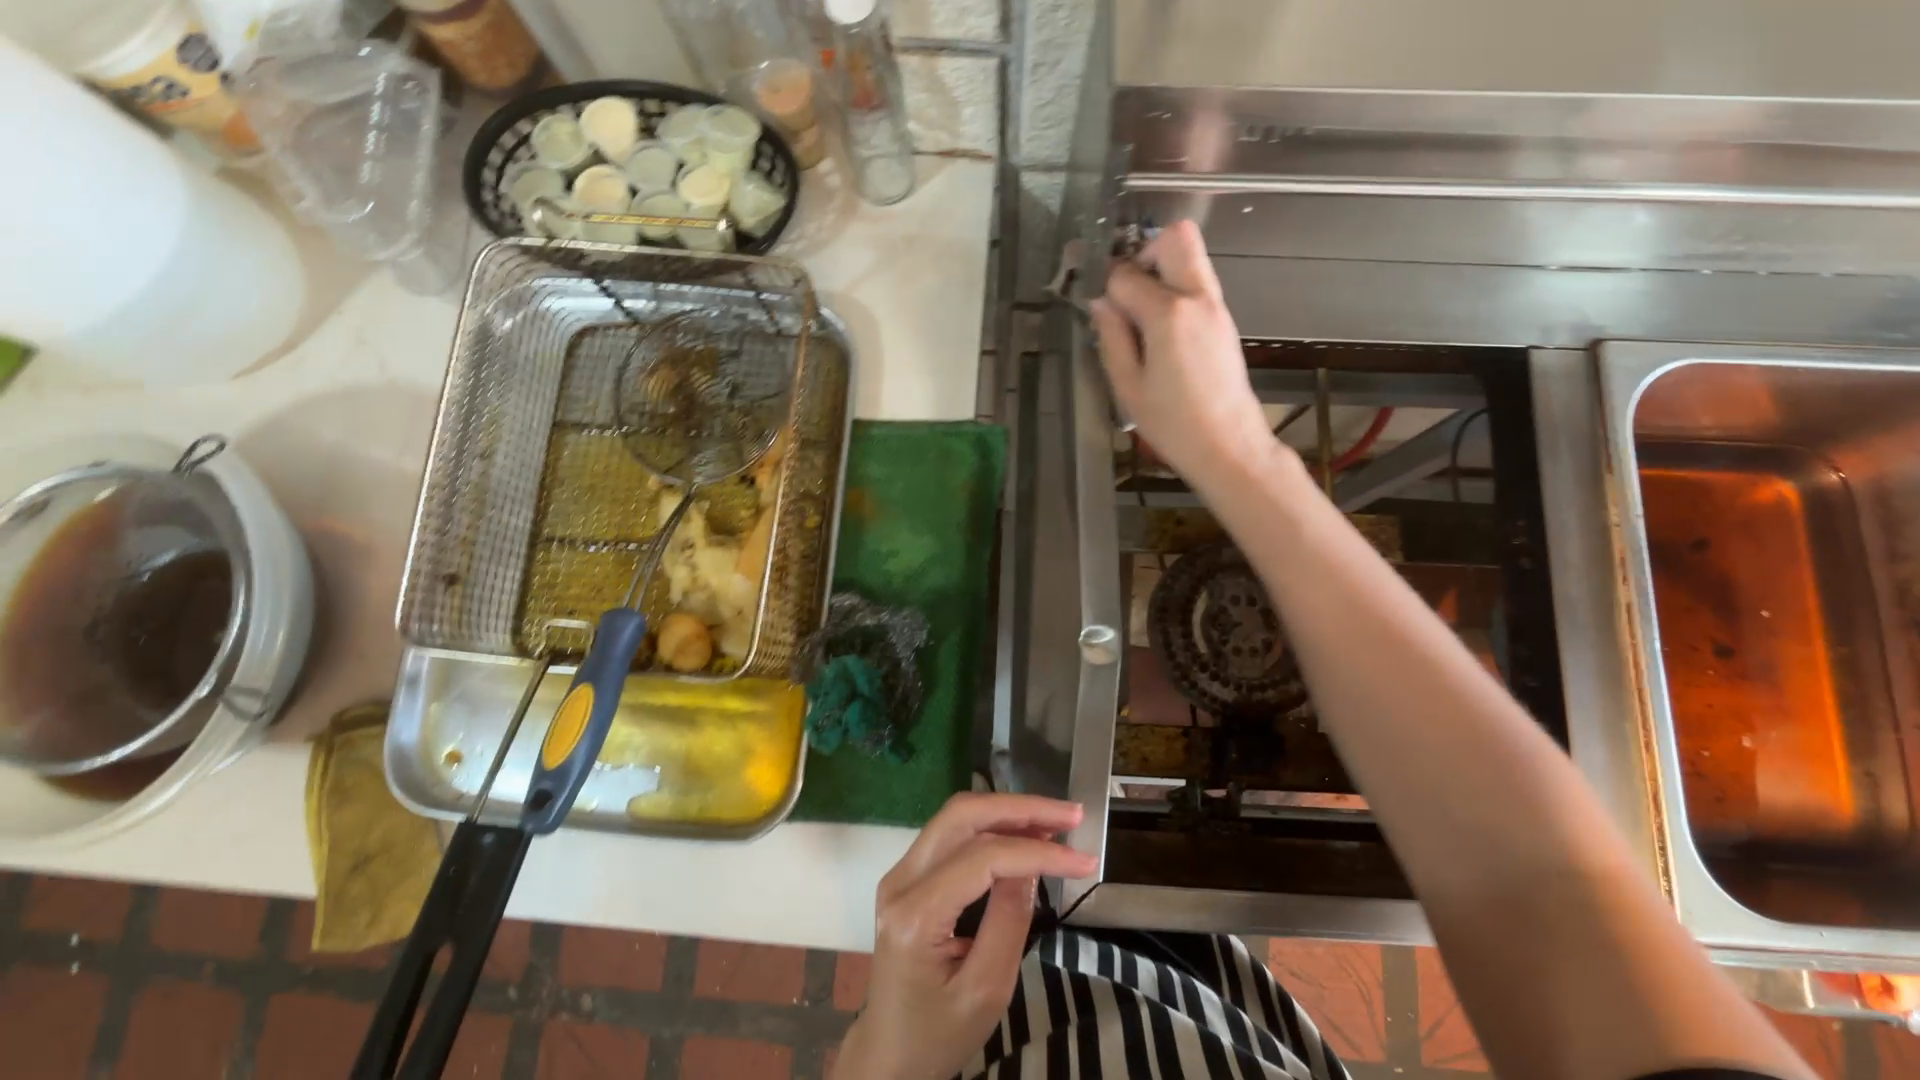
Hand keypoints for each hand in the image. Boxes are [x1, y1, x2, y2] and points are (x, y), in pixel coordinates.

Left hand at [832, 793, 1098, 1079]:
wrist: (890, 1054)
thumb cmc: (939, 1033)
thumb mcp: (986, 989)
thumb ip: (1009, 920)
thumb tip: (1033, 864)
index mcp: (915, 916)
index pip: (981, 858)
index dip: (1037, 851)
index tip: (1085, 859)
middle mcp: (900, 881)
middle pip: (961, 816)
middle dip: (1021, 808)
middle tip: (1071, 816)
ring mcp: (899, 875)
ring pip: (956, 818)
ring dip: (1008, 812)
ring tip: (1056, 822)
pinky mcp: (907, 878)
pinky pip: (951, 836)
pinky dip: (991, 827)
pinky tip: (1025, 835)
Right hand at [1090, 220, 1285, 489]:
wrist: (1228, 445)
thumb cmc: (1174, 424)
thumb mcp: (1128, 386)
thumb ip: (1111, 337)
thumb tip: (1100, 304)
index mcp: (1168, 315)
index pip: (1126, 275)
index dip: (1105, 287)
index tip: (1097, 306)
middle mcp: (1197, 299)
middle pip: (1176, 238)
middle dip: (1145, 252)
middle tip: (1128, 290)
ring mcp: (1216, 307)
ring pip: (1192, 256)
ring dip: (1162, 270)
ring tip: (1141, 312)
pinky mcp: (1224, 320)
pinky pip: (1198, 283)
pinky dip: (1176, 290)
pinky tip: (1159, 330)